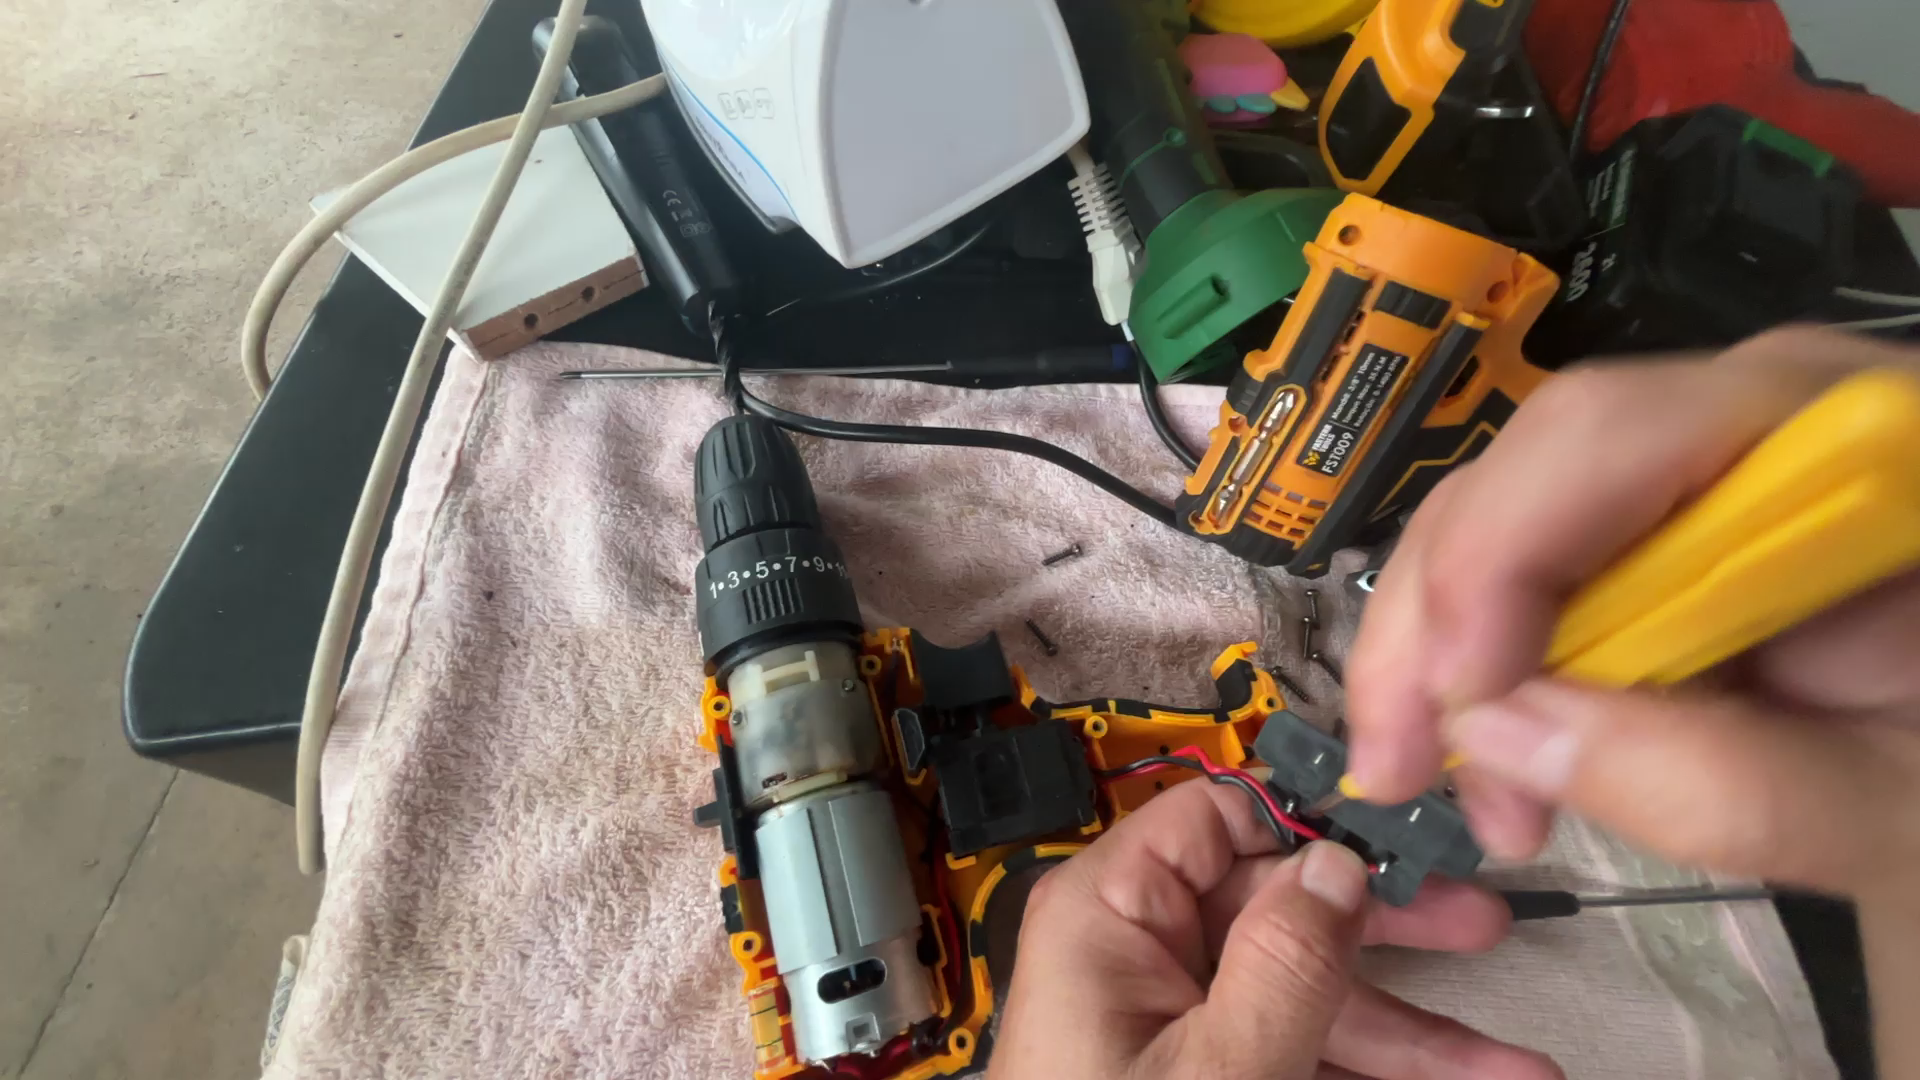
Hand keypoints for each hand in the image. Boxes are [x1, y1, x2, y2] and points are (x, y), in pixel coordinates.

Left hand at [988, 776, 1563, 1079]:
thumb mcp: (1217, 1068)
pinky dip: (1364, 1064)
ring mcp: (1170, 1005)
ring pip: (1293, 983)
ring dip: (1405, 1027)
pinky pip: (1286, 1038)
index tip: (1392, 833)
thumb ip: (1281, 964)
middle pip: (1268, 901)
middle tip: (1478, 921)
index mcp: (1109, 906)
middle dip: (1379, 925)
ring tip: (1520, 1066)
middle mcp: (1135, 939)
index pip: (1209, 820)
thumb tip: (1336, 864)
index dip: (1299, 819)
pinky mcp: (1197, 1059)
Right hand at [1344, 327, 1919, 900]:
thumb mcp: (1906, 820)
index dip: (1498, 555)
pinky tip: (1480, 751)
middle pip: (1500, 489)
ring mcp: (1644, 480)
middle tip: (1395, 766)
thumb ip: (1730, 783)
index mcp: (1843, 445)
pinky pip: (1477, 576)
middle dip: (1424, 634)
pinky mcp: (1597, 530)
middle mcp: (1719, 429)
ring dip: (1423, 667)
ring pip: (1462, 538)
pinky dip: (1448, 670)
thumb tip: (1490, 728)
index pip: (1605, 437)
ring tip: (1443, 784)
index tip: (1462, 701)